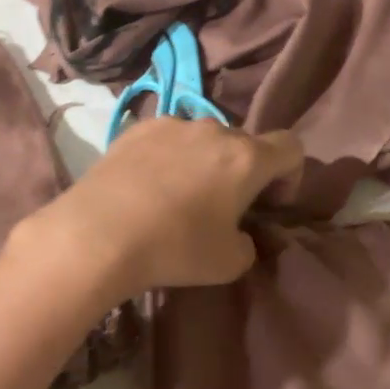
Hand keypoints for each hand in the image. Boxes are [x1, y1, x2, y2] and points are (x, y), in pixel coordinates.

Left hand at [15, 118, 301, 297]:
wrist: (97, 234)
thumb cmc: (175, 248)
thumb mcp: (229, 263)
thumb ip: (248, 245)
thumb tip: (239, 235)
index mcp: (247, 158)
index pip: (291, 147)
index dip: (291, 175)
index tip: (271, 205)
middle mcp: (213, 130)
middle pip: (245, 143)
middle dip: (244, 172)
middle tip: (226, 209)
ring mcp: (170, 125)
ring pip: (203, 140)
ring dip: (205, 164)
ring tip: (182, 199)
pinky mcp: (133, 131)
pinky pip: (167, 141)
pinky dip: (169, 160)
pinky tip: (149, 191)